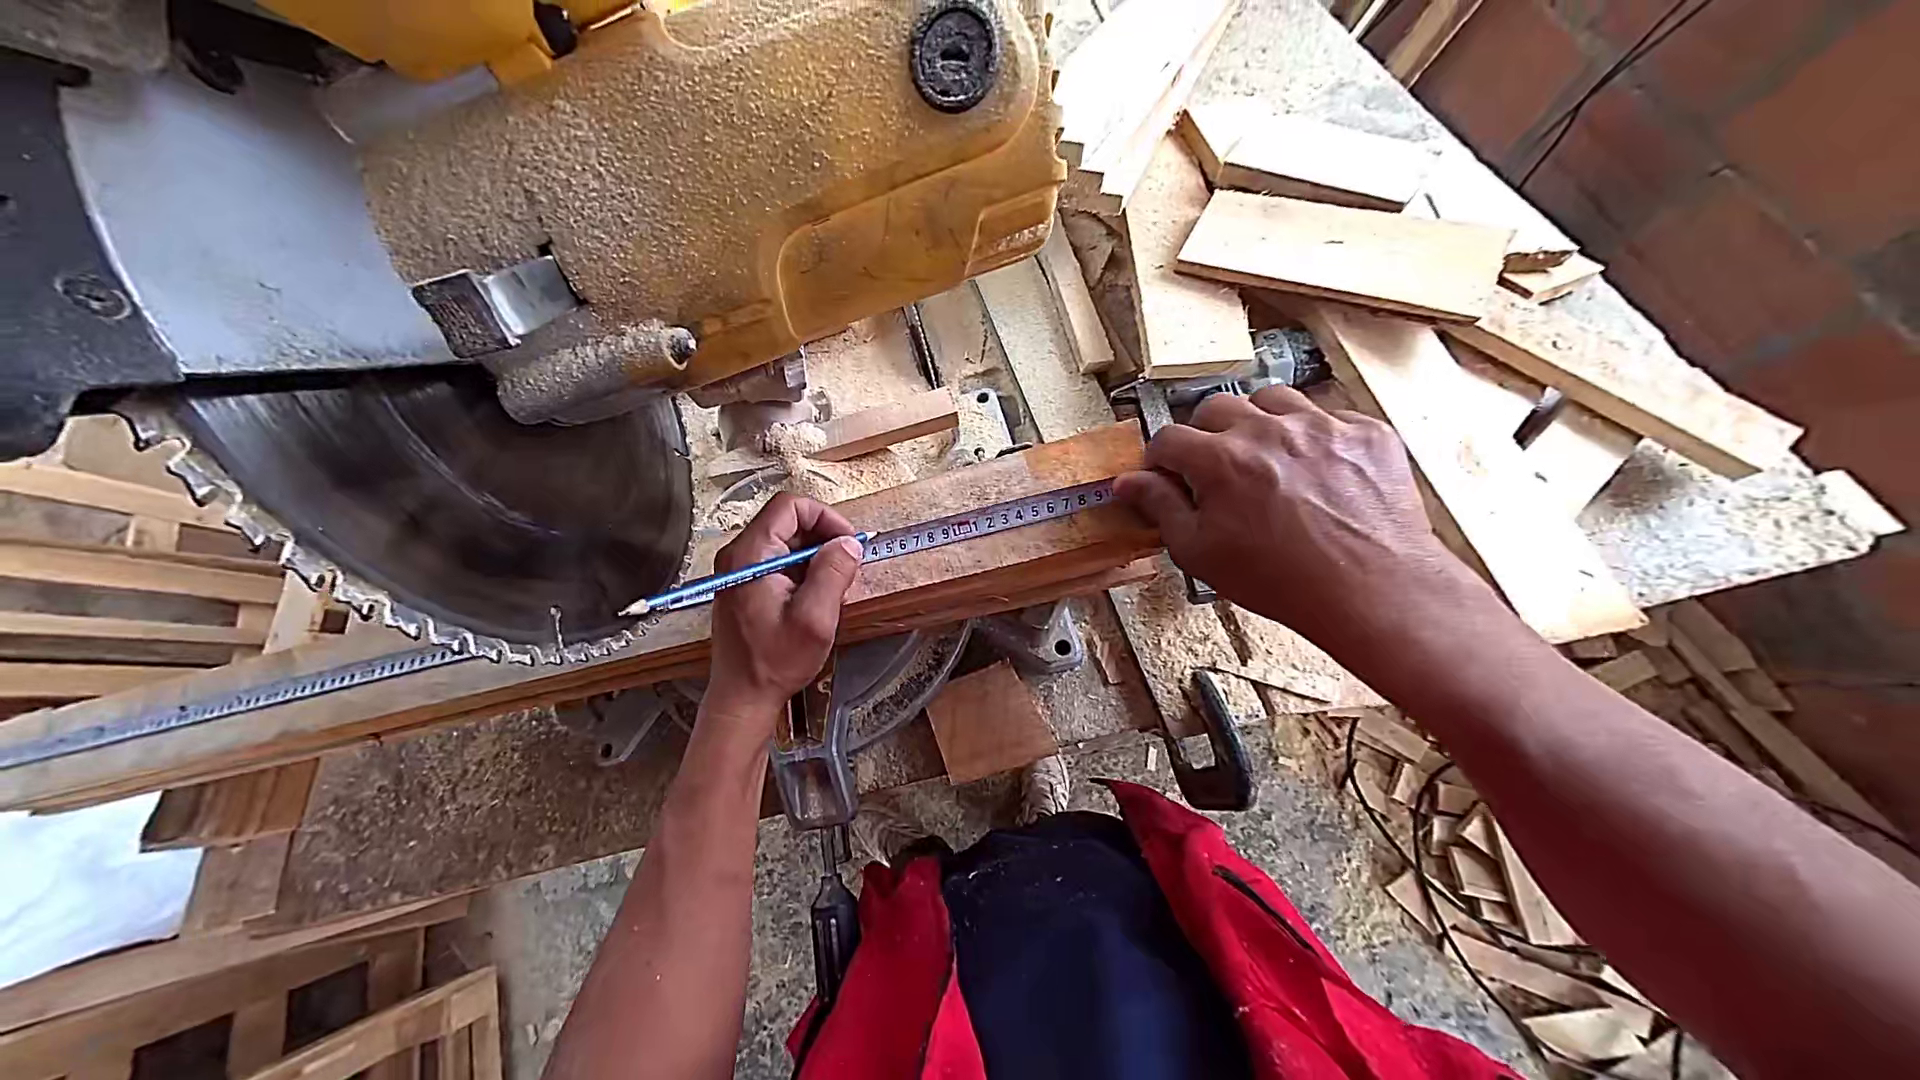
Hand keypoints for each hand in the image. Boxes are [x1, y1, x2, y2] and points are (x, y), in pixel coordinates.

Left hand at [704, 493, 864, 726]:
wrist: (742, 697)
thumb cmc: (774, 663)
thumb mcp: (814, 618)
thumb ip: (833, 574)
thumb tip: (849, 544)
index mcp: (750, 555)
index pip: (789, 506)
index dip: (825, 517)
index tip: (848, 542)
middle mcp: (739, 555)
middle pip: (787, 520)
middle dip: (824, 536)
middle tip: (847, 564)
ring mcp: (740, 570)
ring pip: (786, 540)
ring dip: (816, 554)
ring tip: (834, 584)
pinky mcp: (745, 585)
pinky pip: (779, 560)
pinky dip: (804, 569)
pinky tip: (816, 596)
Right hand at [1114, 386, 1458, 649]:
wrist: (1370, 590)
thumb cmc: (1281, 578)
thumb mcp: (1199, 552)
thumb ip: (1160, 507)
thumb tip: (1129, 482)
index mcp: (1220, 461)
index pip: (1168, 438)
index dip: (1159, 458)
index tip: (1165, 473)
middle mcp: (1267, 431)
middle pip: (1214, 407)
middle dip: (1204, 435)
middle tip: (1212, 468)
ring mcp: (1319, 426)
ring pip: (1269, 398)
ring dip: (1255, 422)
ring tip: (1261, 457)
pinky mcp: (1362, 431)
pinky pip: (1323, 414)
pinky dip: (1308, 433)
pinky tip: (1309, 467)